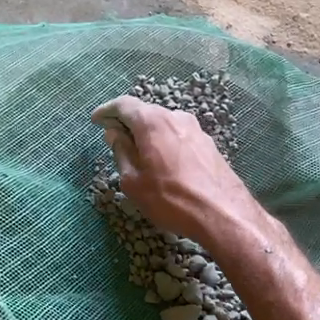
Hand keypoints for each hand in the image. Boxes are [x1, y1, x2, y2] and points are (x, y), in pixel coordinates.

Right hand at [92, 95, 265, 246]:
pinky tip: (161, 160)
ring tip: (137, 151)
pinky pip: (178, 135)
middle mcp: (175, 117)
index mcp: (153, 122)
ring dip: (147, 133)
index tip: (96, 120)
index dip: (107, 111)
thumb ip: (121, 152)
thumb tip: (114, 134)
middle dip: (127, 122)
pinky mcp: (208, 144)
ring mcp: (196, 130)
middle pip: (145, 112)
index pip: (124, 105)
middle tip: (113, 137)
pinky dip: (164, 141)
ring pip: (164, 124)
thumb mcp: (133, 181)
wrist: (223, 215)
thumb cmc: (170, 199)